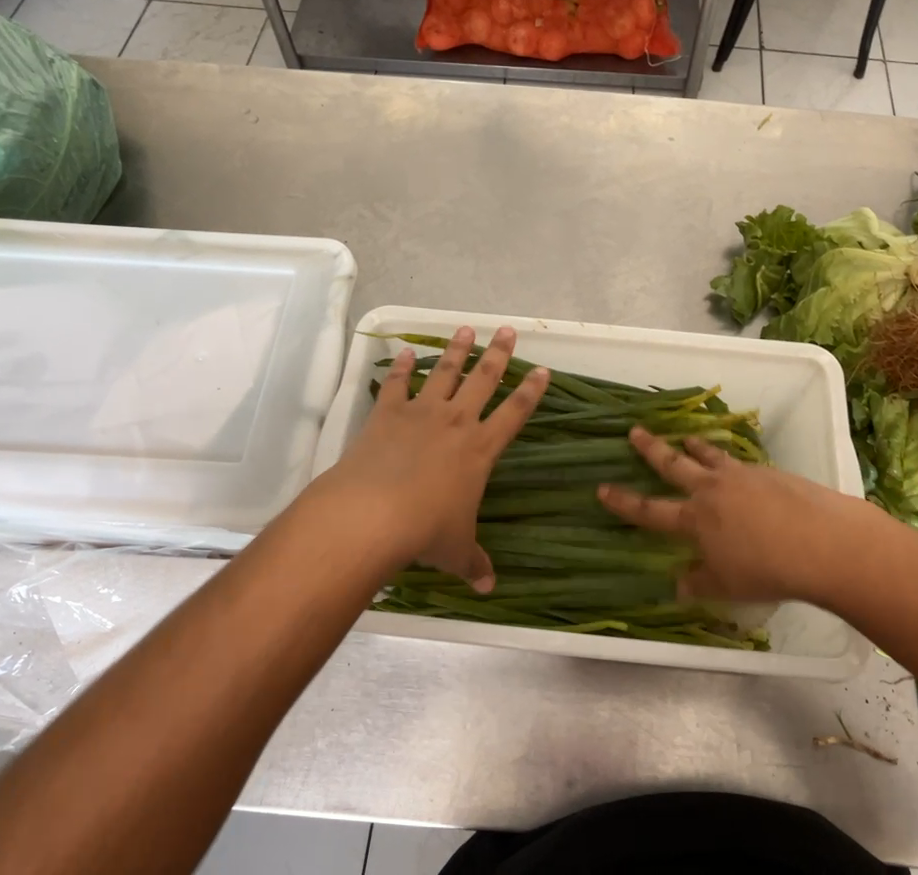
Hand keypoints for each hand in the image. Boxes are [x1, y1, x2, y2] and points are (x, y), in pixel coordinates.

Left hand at [303, 326, 547, 591]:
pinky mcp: (387, 414)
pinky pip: (397, 384)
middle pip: (483, 380)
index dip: (530, 391)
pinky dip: (400, 367)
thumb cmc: (426, 532)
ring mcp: (420, 414)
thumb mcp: (456, 551)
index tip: (543, 370)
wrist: (374, 513)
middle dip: (498, 354)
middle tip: (508, 330)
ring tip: (466, 328)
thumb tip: (489, 589)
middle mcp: (456, 423)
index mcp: (480, 450)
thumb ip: (475, 564)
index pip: (514, 413)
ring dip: (456, 350)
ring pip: (444, 373)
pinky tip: (403, 352)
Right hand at [597, 427, 887, 604]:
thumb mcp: (727, 587)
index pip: (650, 510)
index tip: (602, 488)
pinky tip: (739, 468)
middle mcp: (712, 490)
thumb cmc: (769, 570)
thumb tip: (678, 585)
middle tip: (636, 432)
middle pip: (674, 464)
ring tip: (687, 438)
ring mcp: (742, 476)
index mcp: (695, 519)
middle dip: (651, 449)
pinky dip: (730, 461)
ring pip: (710, 456)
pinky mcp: (771, 473)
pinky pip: (741, 463)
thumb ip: (699, 583)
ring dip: (695, 446)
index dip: (624, 501)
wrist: (824, 542)